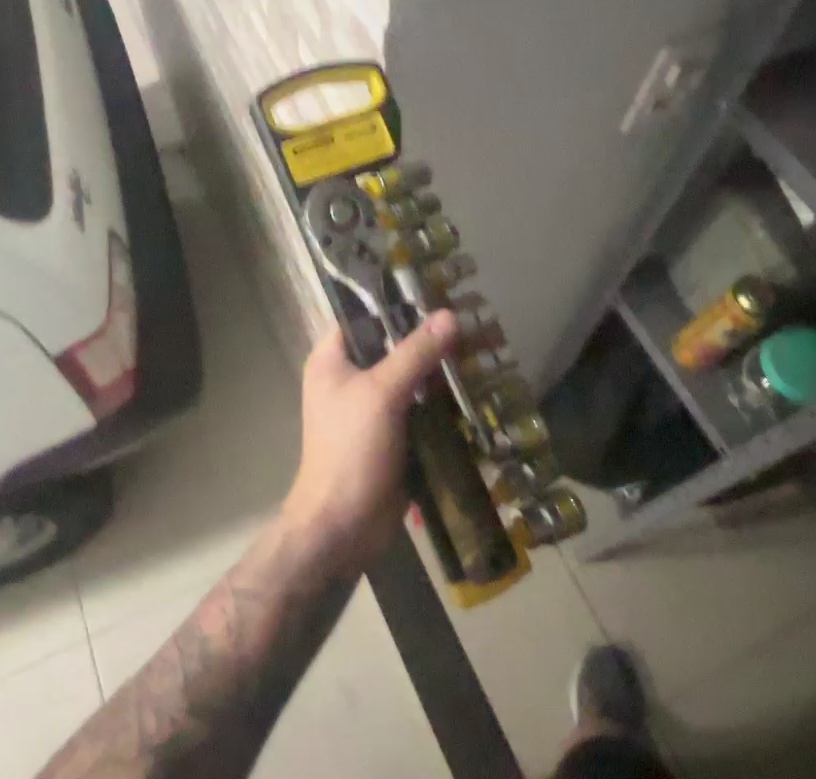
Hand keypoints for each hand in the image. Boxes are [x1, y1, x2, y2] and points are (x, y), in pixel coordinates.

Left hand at [281, 310, 459, 568]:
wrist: (343, 525)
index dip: (395, 302)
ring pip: (411, 377)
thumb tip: (449, 314)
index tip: (437, 291)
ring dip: (441, 369)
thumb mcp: (383, 393)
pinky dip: (443, 400)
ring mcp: (372, 409)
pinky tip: (475, 388)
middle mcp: (349, 379)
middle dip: (429, 337)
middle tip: (472, 320)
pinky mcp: (394, 435)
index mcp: (332, 361)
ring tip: (483, 348)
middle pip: (391, 345)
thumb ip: (415, 353)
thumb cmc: (350, 450)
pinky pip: (421, 407)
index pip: (361, 316)